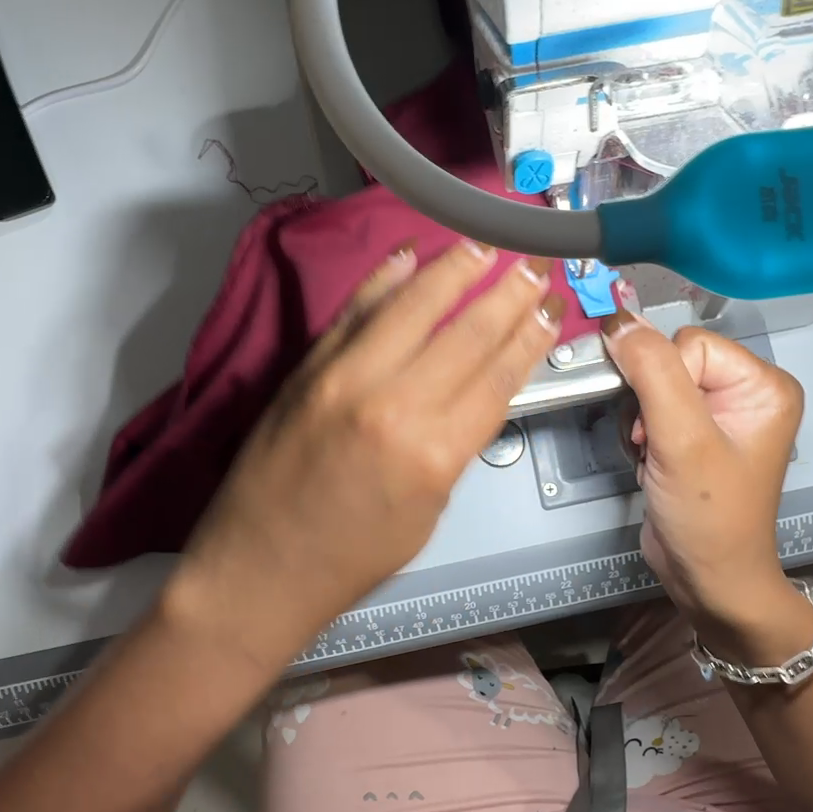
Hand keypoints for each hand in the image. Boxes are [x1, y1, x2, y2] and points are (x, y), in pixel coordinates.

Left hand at [177, 240, 563, 647]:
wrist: (260, 568)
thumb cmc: (353, 558)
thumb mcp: (429, 510)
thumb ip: (455, 445)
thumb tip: (476, 390)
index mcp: (434, 453)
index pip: (497, 376)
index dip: (531, 336)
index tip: (552, 306)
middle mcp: (394, 405)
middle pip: (466, 333)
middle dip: (508, 293)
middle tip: (535, 264)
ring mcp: (344, 379)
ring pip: (412, 306)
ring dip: (454, 269)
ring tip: (485, 243)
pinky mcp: (308, 369)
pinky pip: (354, 311)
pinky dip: (384, 279)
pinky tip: (409, 254)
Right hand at [601, 314, 812, 662]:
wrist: (706, 580)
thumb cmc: (709, 516)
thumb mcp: (682, 439)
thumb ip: (652, 373)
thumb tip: (619, 320)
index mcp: (763, 383)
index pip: (690, 344)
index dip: (662, 379)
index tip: (659, 427)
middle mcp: (745, 391)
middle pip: (668, 361)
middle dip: (647, 403)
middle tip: (653, 444)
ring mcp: (718, 414)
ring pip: (652, 385)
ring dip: (639, 422)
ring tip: (651, 457)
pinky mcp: (692, 435)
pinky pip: (650, 409)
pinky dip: (640, 436)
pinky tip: (649, 463)